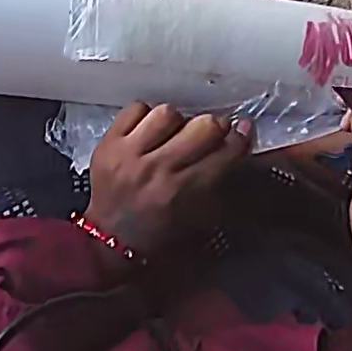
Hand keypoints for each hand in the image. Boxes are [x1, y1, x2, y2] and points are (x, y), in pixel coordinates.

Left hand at [83, 103, 253, 257]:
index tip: (243, 130)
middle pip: (202, 126)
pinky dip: (145, 116)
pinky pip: (135, 109)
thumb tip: (240, 136)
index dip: (240, 138)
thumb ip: (219, 179)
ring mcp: (129, 153)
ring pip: (167, 113)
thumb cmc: (158, 234)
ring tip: (173, 133)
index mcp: (182, 192)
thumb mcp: (197, 218)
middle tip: (210, 133)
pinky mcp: (108, 142)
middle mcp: (157, 169)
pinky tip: (147, 131)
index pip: (224, 154)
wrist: (108, 241)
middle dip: (213, 127)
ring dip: (177, 121)